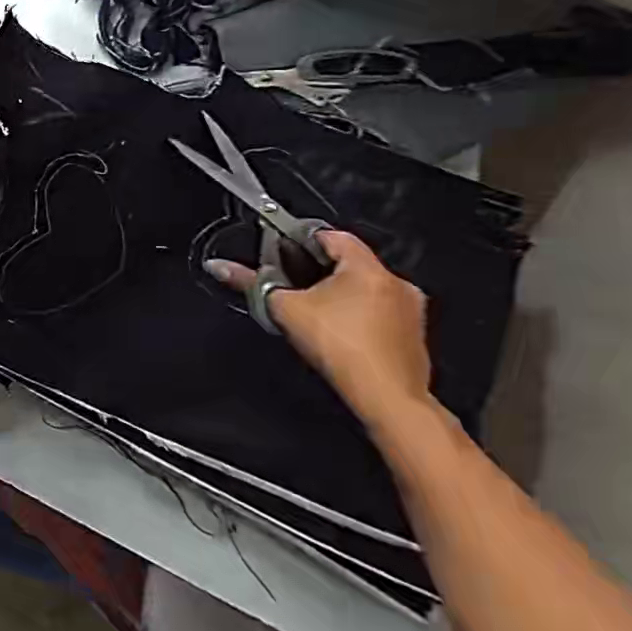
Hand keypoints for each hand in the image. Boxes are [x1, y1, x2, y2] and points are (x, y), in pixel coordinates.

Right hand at [205, 230, 434, 427]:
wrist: (386, 395)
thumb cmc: (337, 345)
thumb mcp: (283, 308)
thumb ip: (249, 282)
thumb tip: (217, 266)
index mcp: (367, 268)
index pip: (331, 235)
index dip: (300, 239)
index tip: (279, 252)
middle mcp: (396, 282)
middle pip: (347, 261)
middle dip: (316, 270)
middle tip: (289, 284)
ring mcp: (411, 309)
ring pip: (364, 288)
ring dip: (338, 293)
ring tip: (310, 310)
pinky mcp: (414, 334)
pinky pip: (379, 311)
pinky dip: (356, 314)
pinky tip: (337, 332)